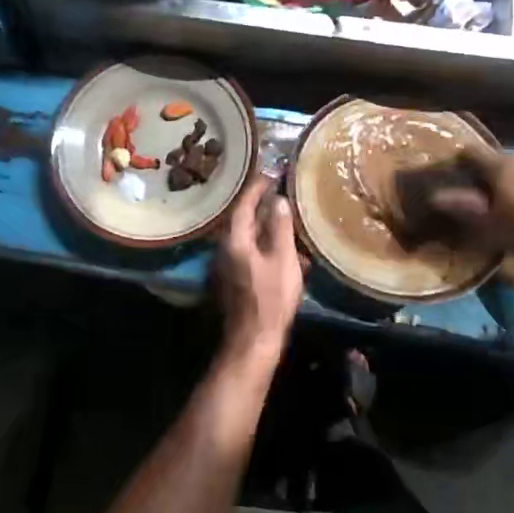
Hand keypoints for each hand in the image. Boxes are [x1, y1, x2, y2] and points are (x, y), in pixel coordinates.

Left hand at [216, 171, 303, 357]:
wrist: (254, 339)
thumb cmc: (271, 298)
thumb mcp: (282, 260)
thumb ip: (280, 228)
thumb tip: (277, 200)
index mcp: (234, 240)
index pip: (243, 205)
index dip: (257, 188)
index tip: (271, 172)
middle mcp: (225, 249)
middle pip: (243, 220)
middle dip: (262, 205)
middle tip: (280, 191)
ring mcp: (227, 265)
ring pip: (248, 237)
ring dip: (267, 228)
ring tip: (288, 219)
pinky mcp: (234, 278)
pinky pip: (250, 253)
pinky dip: (266, 246)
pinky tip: (286, 251)